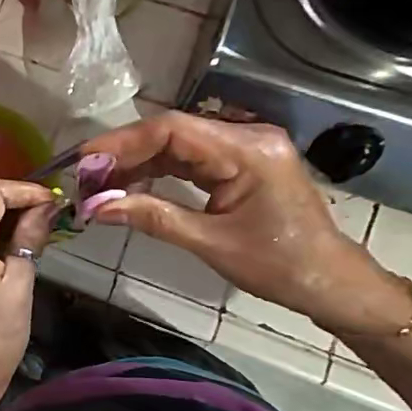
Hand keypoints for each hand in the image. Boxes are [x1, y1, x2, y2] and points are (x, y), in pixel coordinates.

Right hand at [80, 112, 411, 335]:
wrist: (327, 279)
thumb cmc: (278, 266)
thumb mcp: (211, 243)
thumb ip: (152, 218)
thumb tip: (96, 208)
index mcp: (247, 150)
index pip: (172, 131)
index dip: (123, 143)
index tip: (84, 161)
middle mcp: (246, 136)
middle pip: (172, 133)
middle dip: (125, 154)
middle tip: (84, 179)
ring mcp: (244, 147)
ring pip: (178, 145)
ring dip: (138, 163)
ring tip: (98, 184)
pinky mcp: (240, 162)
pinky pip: (191, 159)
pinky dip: (159, 172)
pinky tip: (130, 185)